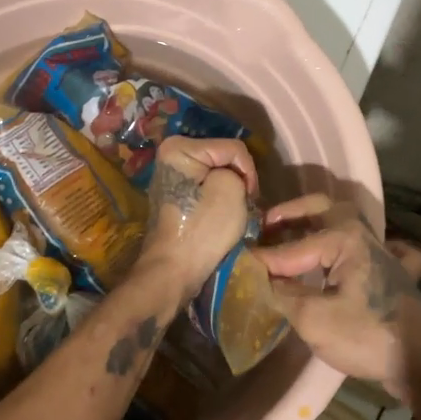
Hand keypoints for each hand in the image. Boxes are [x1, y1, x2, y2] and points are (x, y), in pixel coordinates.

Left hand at [139, 137, 258, 295]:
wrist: (173, 271)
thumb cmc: (202, 230)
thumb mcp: (231, 190)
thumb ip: (238, 169)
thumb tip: (233, 178)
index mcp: (179, 147)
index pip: (234, 148)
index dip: (248, 172)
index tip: (248, 199)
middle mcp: (171, 155)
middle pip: (225, 159)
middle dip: (239, 180)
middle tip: (244, 205)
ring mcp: (173, 177)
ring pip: (218, 175)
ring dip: (231, 191)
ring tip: (234, 213)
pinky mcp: (177, 196)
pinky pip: (207, 188)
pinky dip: (219, 199)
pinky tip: (220, 217)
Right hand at [254, 194, 420, 390]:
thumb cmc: (367, 335)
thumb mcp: (313, 318)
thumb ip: (283, 293)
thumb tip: (261, 278)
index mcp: (343, 238)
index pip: (291, 247)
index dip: (262, 258)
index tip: (235, 263)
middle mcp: (364, 236)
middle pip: (323, 209)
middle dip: (291, 213)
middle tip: (265, 226)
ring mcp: (383, 253)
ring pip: (346, 224)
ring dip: (317, 224)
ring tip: (291, 238)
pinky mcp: (392, 274)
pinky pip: (376, 247)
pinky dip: (361, 246)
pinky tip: (354, 257)